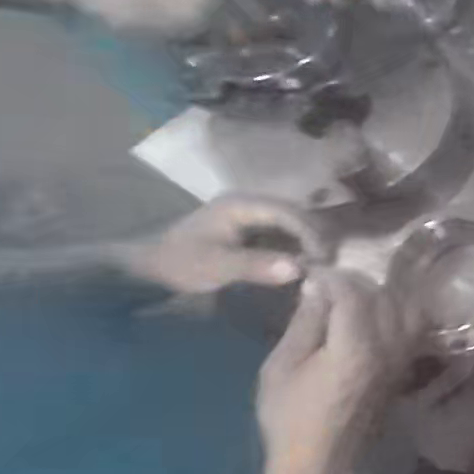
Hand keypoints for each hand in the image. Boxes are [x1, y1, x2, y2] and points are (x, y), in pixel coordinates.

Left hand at [125, 197, 329, 293]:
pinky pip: (286, 234)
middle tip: (328, 263)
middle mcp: (252, 204)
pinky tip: (303, 263)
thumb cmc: (178, 263)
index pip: (290, 213)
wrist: (145, 269)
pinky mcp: (255, 229)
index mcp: (243, 204)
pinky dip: (299, 247)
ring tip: (319, 264)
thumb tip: (299, 268)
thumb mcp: (215, 266)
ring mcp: (254, 216)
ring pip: (295, 224)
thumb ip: (256, 266)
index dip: (312, 233)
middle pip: (298, 215)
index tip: (324, 258)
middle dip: (316, 237)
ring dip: (310, 242)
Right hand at [257, 270, 409, 473]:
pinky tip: (377, 309)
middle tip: (328, 282)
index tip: (312, 273)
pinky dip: (399, 308)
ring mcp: (404, 354)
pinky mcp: (408, 362)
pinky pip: (413, 322)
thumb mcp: (282, 367)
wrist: (323, 459)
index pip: (353, 294)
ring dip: (380, 293)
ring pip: (404, 305)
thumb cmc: (291, 416)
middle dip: (356, 282)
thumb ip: (306, 322)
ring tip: (351, 294)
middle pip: (382, 296)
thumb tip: (318, 285)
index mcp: (356, 347)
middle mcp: (390, 346)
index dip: (332, 278)